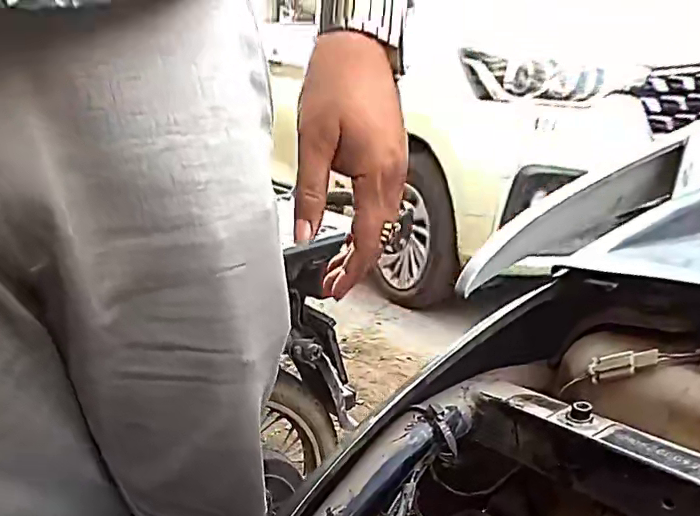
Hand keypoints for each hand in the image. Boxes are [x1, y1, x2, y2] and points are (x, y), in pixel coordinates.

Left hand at [294, 30, 405, 298]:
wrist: (358, 45)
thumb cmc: (339, 80)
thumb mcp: (313, 144)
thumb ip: (309, 195)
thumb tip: (302, 233)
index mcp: (378, 174)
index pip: (368, 241)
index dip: (351, 271)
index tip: (335, 287)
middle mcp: (394, 173)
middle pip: (379, 237)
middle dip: (355, 266)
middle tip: (330, 281)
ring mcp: (397, 166)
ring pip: (383, 223)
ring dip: (361, 248)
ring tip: (336, 263)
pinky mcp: (392, 158)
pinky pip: (383, 204)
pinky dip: (367, 226)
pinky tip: (350, 233)